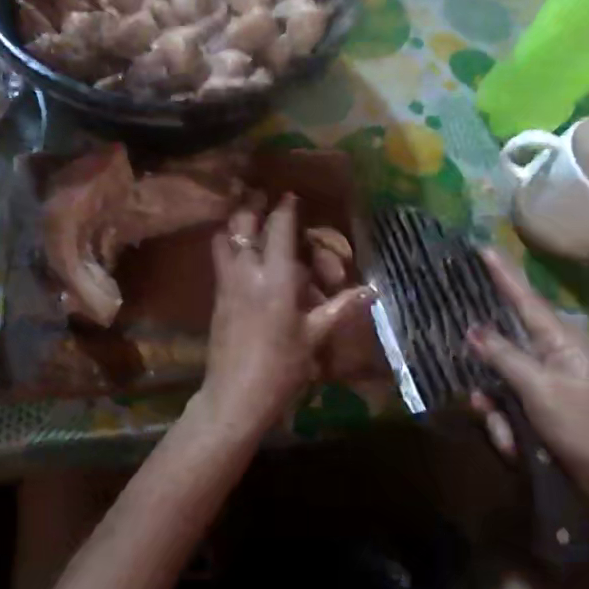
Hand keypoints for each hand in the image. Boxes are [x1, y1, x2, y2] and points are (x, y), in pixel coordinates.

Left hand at [199, 195, 372, 432]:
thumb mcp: (314, 338)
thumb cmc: (281, 367)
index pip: (278, 229)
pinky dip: (227, 244)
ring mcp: (226, 282)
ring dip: (235, 224)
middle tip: (261, 195)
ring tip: (246, 217)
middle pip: (242, 225)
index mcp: (276, 278)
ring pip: (224, 239)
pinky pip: (219, 259)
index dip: (284, 208)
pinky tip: (237, 249)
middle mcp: (246, 272)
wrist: (235, 393)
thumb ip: (340, 308)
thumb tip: (372, 290)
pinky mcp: (216, 296)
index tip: (290, 195)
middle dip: (252, 206)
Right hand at [465, 248, 588, 542]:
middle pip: (501, 349)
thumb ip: (504, 356)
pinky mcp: (543, 412)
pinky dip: (507, 430)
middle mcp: (553, 359)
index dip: (504, 275)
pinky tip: (519, 449)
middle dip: (488, 378)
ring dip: (498, 413)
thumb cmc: (588, 428)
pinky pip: (507, 410)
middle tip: (484, 398)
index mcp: (562, 343)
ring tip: (512, 438)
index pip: (526, 300)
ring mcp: (547, 387)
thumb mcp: (541, 390)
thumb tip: (473, 329)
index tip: (485, 248)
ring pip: (497, 384)